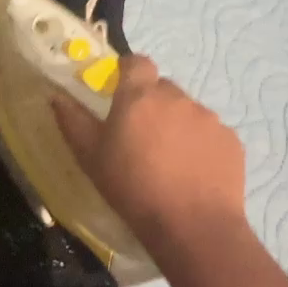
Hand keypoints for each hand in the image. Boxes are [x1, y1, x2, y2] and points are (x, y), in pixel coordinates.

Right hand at [50, 54, 245, 247]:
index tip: (117, 89)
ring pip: (186, 111)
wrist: (192, 224)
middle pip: (161, 88)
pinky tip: (189, 172)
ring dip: (174, 124)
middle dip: (149, 103)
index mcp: (139, 97)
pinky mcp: (231, 141)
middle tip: (137, 135)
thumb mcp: (89, 156)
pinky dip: (197, 144)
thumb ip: (72, 121)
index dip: (127, 70)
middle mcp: (177, 98)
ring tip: (165, 159)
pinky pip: (208, 133)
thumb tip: (56, 96)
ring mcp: (208, 118)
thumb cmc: (130, 186)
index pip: (136, 62)